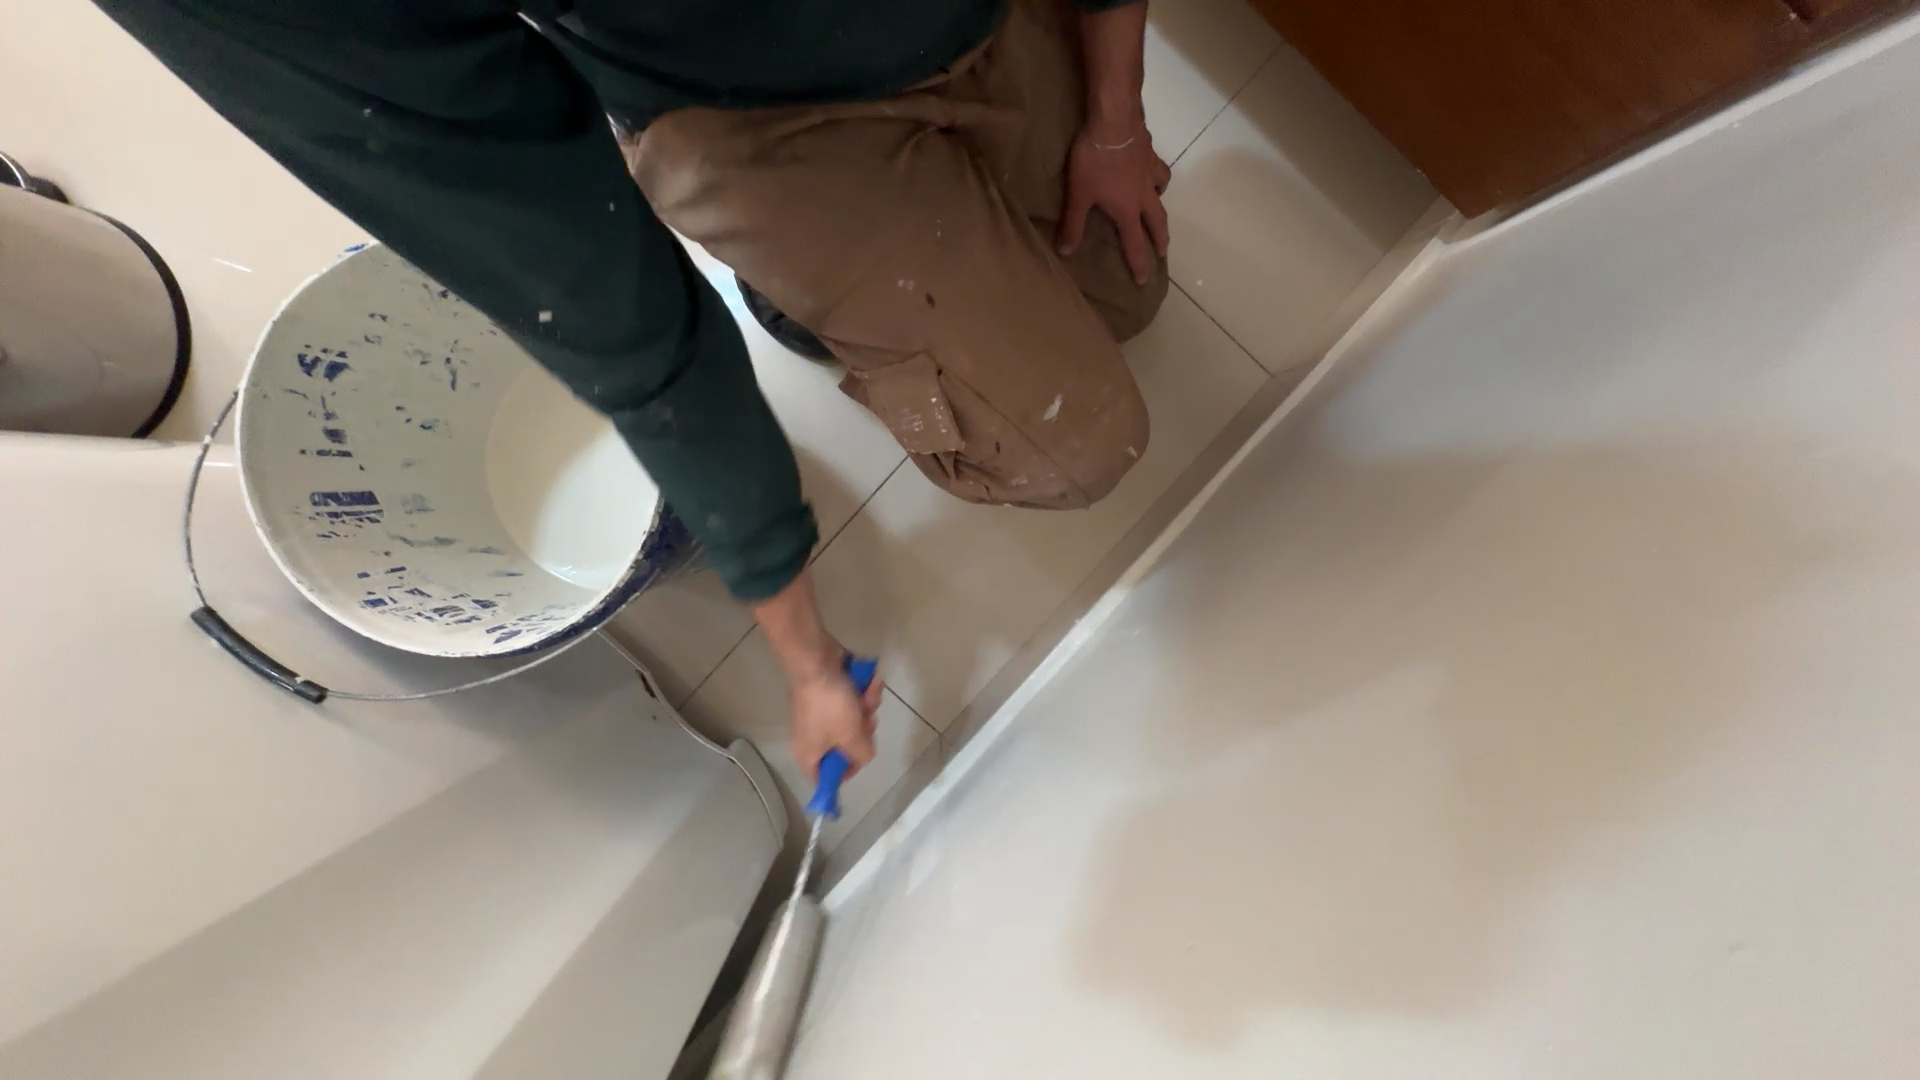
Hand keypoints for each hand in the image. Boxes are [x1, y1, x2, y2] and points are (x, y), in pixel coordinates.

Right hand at [788, 661, 881, 780]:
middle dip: (863, 730)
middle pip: (845, 747)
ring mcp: (821, 714)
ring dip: (867, 707)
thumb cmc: (830, 705)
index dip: (843, 773)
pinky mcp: (830, 695)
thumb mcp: (851, 736)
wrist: (816, 661)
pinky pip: (851, 702)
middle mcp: (812, 737)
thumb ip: (862, 754)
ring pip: (853, 721)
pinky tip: (869, 682)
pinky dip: (862, 693)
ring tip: (868, 694)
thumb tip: (864, 757)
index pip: (823, 778)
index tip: (861, 759)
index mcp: (808, 753)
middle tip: (868, 719)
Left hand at [1057, 118, 1171, 285]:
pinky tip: (1149, 170)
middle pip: (1157, 221)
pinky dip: (1156, 175)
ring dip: (1161, 203)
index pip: (1134, 244)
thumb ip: (1073, 224)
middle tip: (1163, 251)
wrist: (1114, 117)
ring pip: (1162, 191)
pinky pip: (1157, 168)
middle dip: (1160, 239)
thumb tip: (1065, 251)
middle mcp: (1143, 194)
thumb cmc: (1095, 160)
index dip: (1138, 264)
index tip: (1143, 280)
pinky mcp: (1149, 150)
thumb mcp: (1079, 194)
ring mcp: (1149, 171)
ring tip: (1157, 206)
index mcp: (1127, 210)